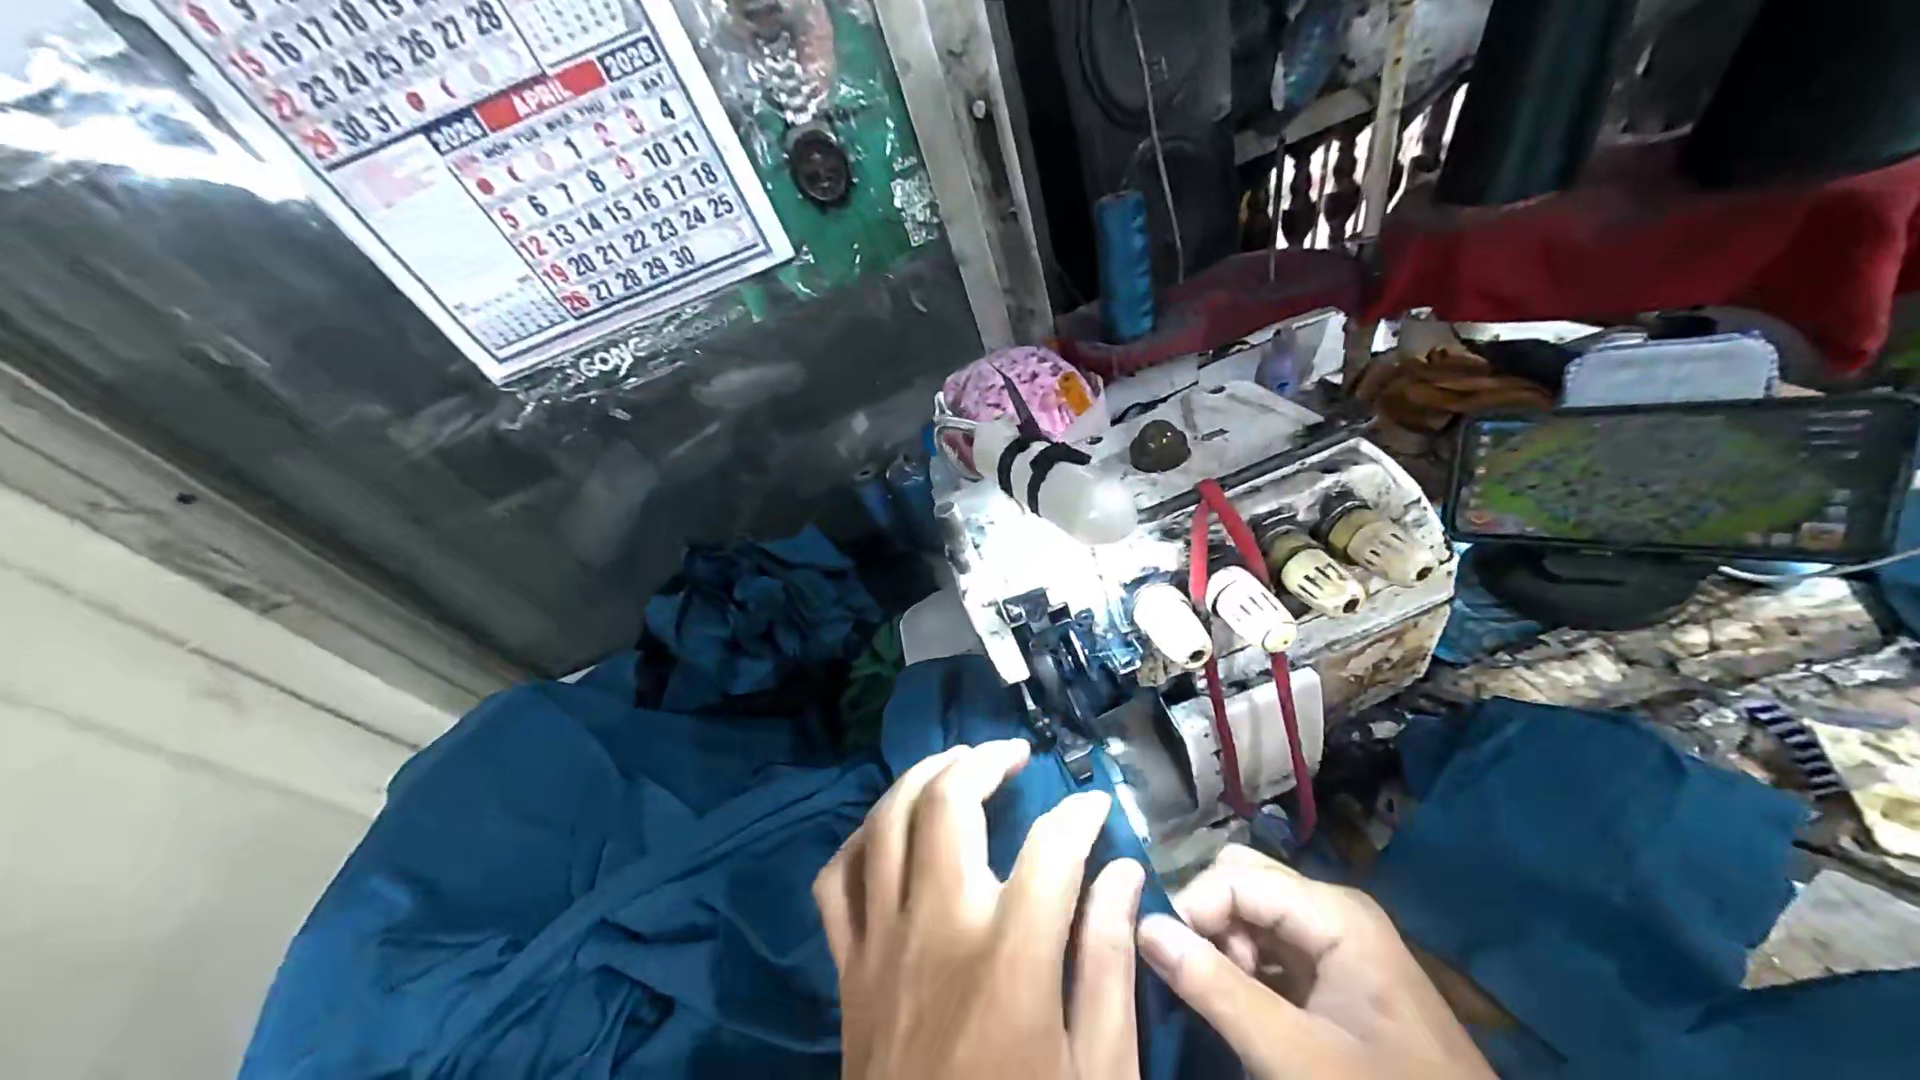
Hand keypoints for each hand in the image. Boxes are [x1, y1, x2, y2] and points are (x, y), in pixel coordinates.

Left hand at [814, 740, 1145, 1079]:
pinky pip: (837, 878)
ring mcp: (880, 942)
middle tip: (1014, 754)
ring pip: (887, 822)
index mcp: (1010, 957)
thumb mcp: (1099, 1070)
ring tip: (957, 761)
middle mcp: (937, 928)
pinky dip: (862, 838)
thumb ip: (1109, 961)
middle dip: (984, 761)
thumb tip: (1121, 872)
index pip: (1052, 847)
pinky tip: (892, 828)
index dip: (1081, 814)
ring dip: (922, 776)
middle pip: (948, 805)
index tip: (1096, 807)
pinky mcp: (846, 966)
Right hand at [1137, 844, 1493, 1079]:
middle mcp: (1334, 908)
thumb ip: (1214, 987)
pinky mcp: (1337, 971)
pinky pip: (1272, 943)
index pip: (1232, 877)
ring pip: (1252, 912)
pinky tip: (1249, 1009)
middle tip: (1203, 979)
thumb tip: (1142, 925)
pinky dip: (1246, 966)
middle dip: (1209, 922)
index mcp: (1334, 911)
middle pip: (1242, 881)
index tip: (1165, 962)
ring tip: (1229, 1003)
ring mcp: (1338, 939)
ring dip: (1225, 947)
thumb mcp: (1294, 1057)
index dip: (1191, 910)